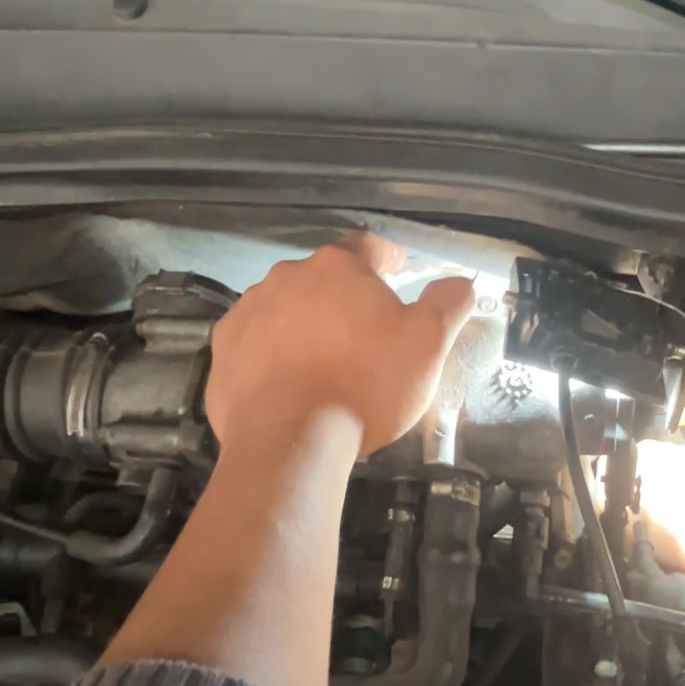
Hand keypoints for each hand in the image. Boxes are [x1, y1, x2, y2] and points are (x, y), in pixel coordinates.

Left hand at [205, 232, 477, 455]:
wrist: (290, 440)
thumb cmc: (367, 383)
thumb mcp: (428, 344)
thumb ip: (448, 304)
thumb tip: (459, 282)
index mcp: (338, 267)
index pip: (367, 246)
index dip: (387, 256)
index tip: (398, 268)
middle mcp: (288, 277)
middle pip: (325, 277)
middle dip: (346, 295)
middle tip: (366, 330)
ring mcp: (250, 311)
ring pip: (287, 306)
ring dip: (307, 321)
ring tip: (326, 358)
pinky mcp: (225, 349)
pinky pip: (257, 339)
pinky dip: (274, 350)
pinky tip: (289, 378)